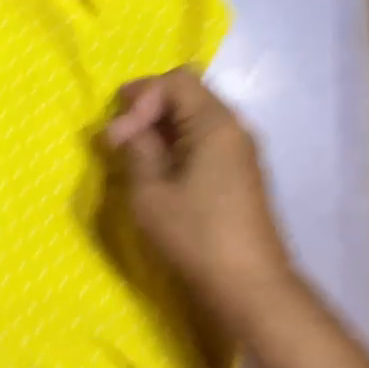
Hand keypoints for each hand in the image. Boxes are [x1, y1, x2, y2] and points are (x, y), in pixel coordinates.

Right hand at [106, 68, 296, 327]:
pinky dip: (178, 142)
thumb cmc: (196, 235)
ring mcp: (241, 150)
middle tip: (120, 137)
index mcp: (215, 123)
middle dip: (149, 107)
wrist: (250, 286)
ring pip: (196, 116)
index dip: (141, 98)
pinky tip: (160, 169)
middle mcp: (234, 128)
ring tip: (134, 153)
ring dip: (162, 126)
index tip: (118, 134)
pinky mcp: (241, 172)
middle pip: (188, 93)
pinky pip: (206, 138)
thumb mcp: (150, 192)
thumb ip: (136, 150)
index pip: (175, 81)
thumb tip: (125, 129)